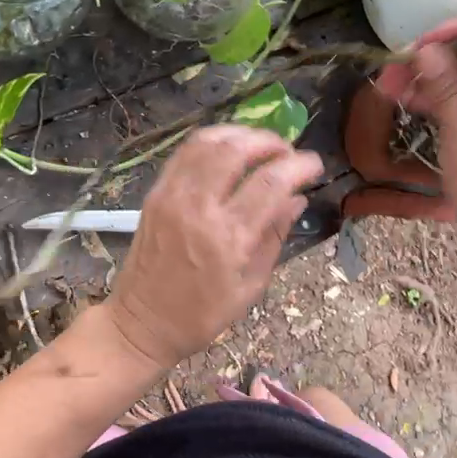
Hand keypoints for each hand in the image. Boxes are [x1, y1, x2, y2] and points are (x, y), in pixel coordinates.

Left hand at [104, 126, 322, 368]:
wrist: (141, 322)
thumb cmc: (201, 315)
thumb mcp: (250, 288)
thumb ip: (274, 238)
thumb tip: (297, 199)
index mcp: (228, 238)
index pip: (271, 183)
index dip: (299, 166)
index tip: (315, 164)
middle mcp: (199, 208)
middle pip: (238, 151)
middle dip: (270, 142)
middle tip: (287, 152)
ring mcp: (173, 196)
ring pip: (208, 142)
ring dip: (241, 135)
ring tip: (260, 144)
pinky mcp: (156, 192)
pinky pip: (184, 152)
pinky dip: (211, 141)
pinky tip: (228, 148)